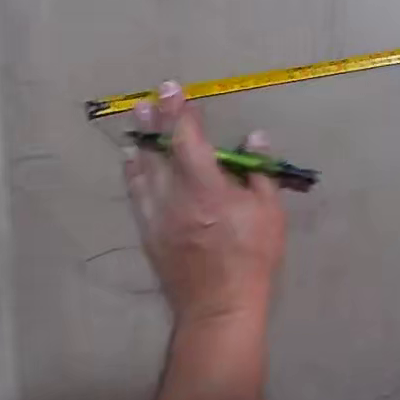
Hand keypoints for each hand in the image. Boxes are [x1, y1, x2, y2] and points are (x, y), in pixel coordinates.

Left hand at [124, 82, 286, 328]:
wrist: (218, 309)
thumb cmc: (251, 258)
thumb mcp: (269, 213)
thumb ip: (259, 172)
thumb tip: (255, 137)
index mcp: (207, 189)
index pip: (188, 140)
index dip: (181, 113)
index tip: (175, 91)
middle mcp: (175, 197)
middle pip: (160, 151)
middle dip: (155, 121)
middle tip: (150, 98)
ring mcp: (157, 216)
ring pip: (143, 170)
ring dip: (140, 141)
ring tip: (136, 119)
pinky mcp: (148, 233)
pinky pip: (135, 195)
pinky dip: (133, 173)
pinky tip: (130, 160)